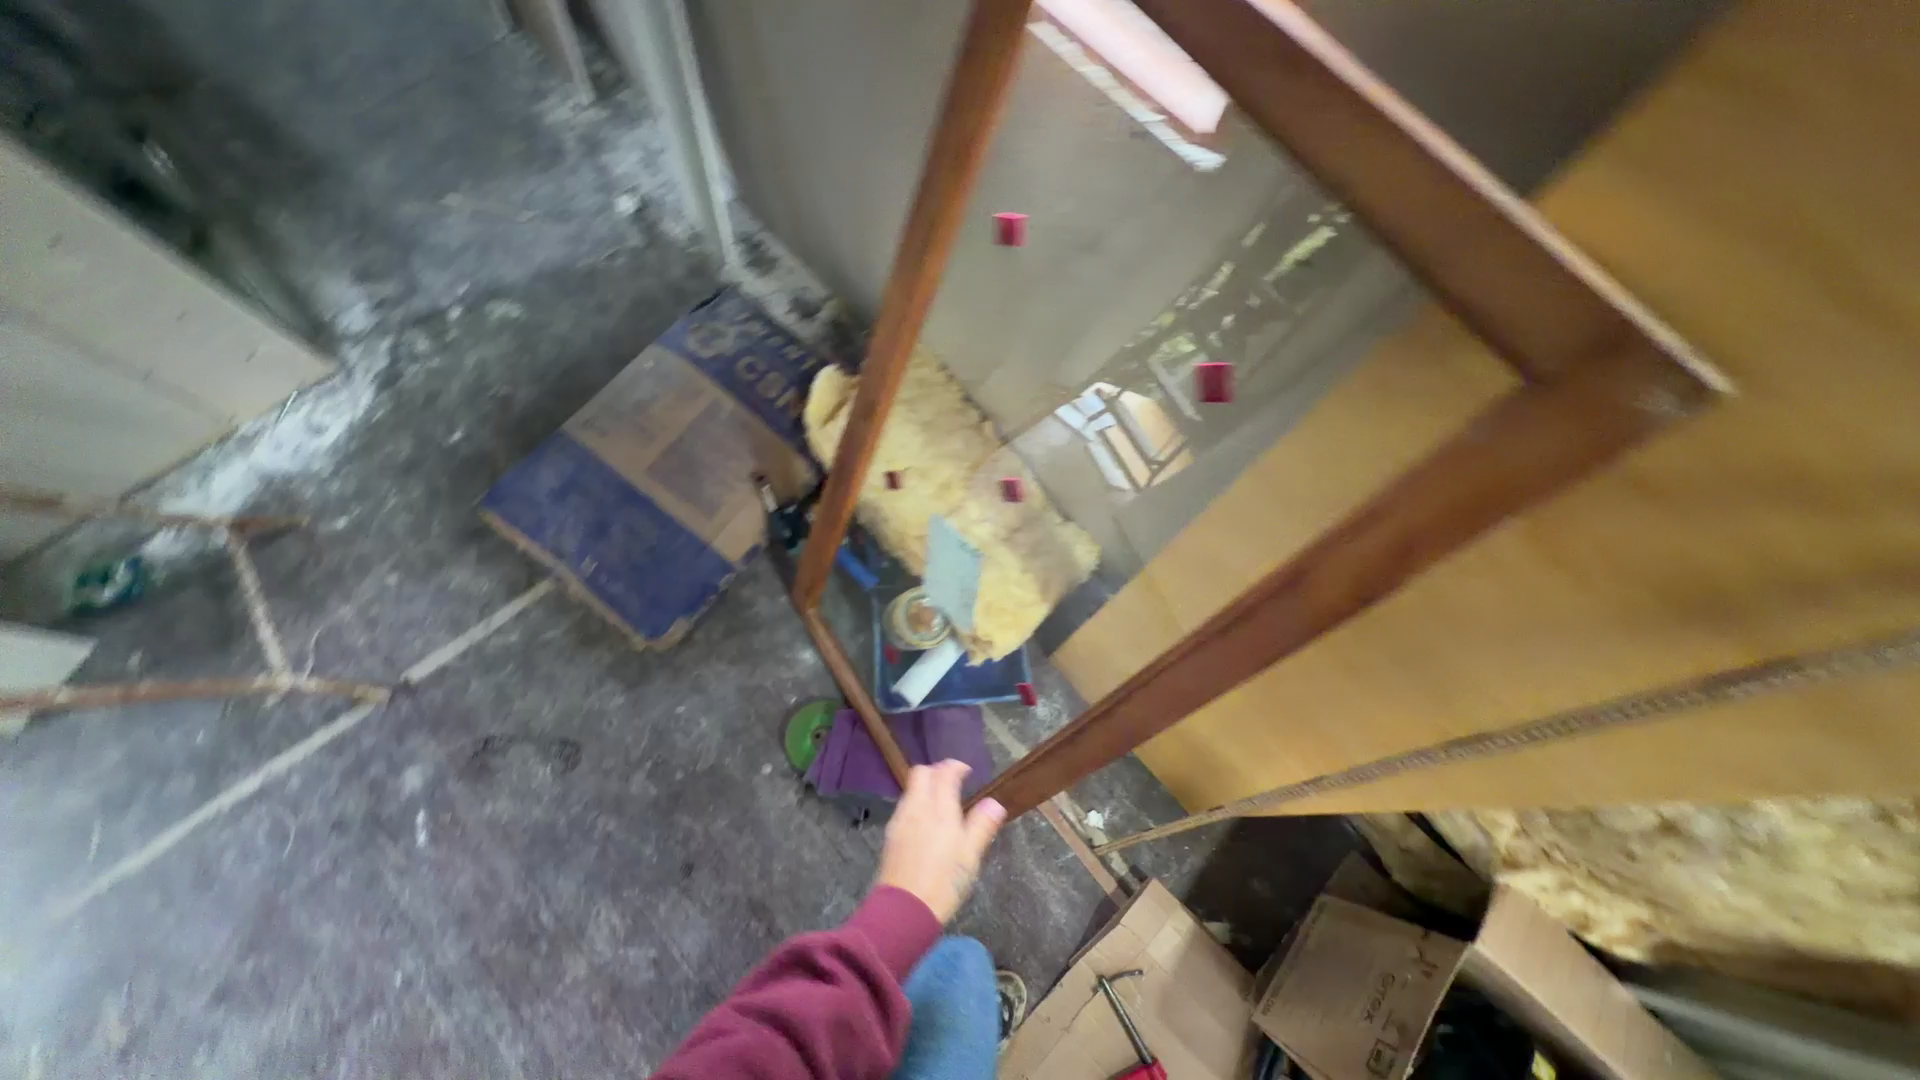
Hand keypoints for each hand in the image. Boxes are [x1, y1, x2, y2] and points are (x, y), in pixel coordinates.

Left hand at [874, 761, 1006, 923]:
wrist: (904, 910)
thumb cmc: (943, 882)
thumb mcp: (970, 857)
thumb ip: (982, 825)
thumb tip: (995, 803)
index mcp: (940, 810)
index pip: (944, 773)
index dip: (955, 767)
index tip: (967, 772)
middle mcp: (917, 808)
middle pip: (921, 773)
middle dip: (937, 771)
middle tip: (952, 783)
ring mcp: (900, 820)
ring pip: (911, 789)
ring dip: (925, 787)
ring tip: (941, 803)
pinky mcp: (891, 834)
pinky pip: (904, 806)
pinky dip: (916, 803)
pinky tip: (925, 823)